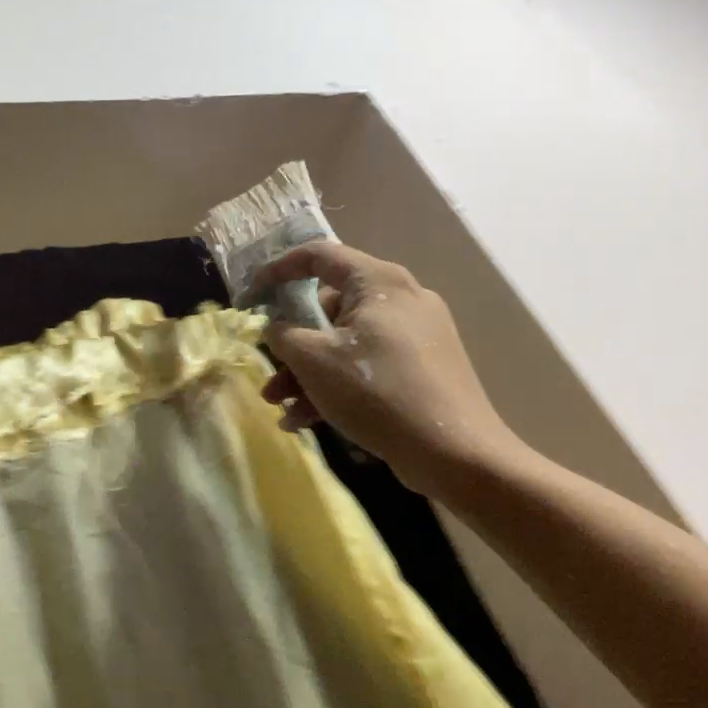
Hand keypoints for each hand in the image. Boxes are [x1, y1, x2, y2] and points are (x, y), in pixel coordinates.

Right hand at [255, 242, 521, 496]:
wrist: (455, 452)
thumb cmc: (378, 392)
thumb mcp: (314, 360)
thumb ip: (283, 334)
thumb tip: (276, 327)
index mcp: (378, 281)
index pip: (319, 255)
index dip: (278, 269)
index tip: (252, 294)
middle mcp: (402, 298)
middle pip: (329, 309)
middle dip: (291, 345)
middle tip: (268, 372)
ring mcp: (417, 334)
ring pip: (345, 343)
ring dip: (308, 373)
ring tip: (281, 407)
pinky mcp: (423, 367)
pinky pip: (367, 365)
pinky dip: (337, 385)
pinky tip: (306, 421)